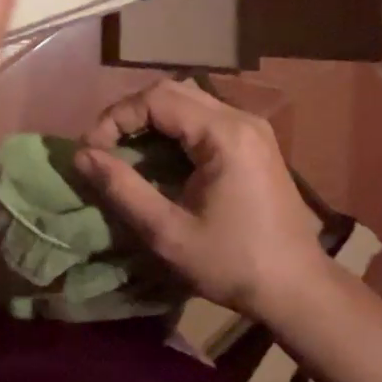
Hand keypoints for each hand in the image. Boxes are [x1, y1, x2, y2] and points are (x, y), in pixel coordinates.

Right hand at [75, 80, 327, 314]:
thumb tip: (81, 156)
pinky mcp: (253, 141)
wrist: (300, 291)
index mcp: (225, 134)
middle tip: (104, 147)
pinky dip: (172, 128)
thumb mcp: (169, 233)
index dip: (116, 117)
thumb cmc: (234, 264)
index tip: (92, 150)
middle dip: (130, 113)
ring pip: (187, 99)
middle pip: (172, 90)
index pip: (156, 98)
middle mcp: (240, 118)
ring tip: (124, 150)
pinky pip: (203, 116)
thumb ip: (123, 189)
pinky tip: (157, 158)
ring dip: (150, 118)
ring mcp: (251, 127)